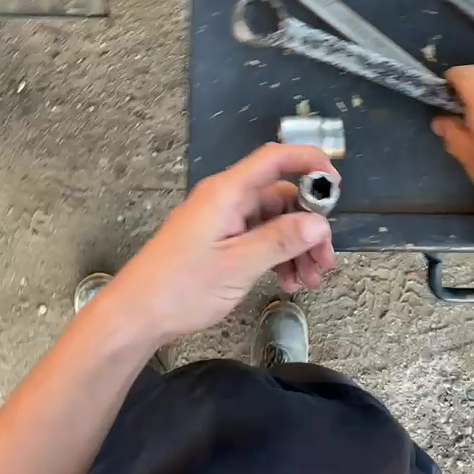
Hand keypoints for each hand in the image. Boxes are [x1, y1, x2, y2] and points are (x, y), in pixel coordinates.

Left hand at [104, 143, 338, 342]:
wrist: (137, 314)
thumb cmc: (182, 287)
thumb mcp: (238, 265)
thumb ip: (280, 240)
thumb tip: (319, 223)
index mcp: (227, 192)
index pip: (275, 159)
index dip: (309, 162)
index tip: (336, 184)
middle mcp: (227, 199)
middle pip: (281, 197)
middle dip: (309, 226)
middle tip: (326, 261)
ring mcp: (222, 219)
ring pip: (274, 222)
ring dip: (296, 247)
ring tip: (309, 281)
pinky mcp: (219, 240)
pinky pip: (259, 238)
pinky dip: (277, 256)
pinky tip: (288, 282)